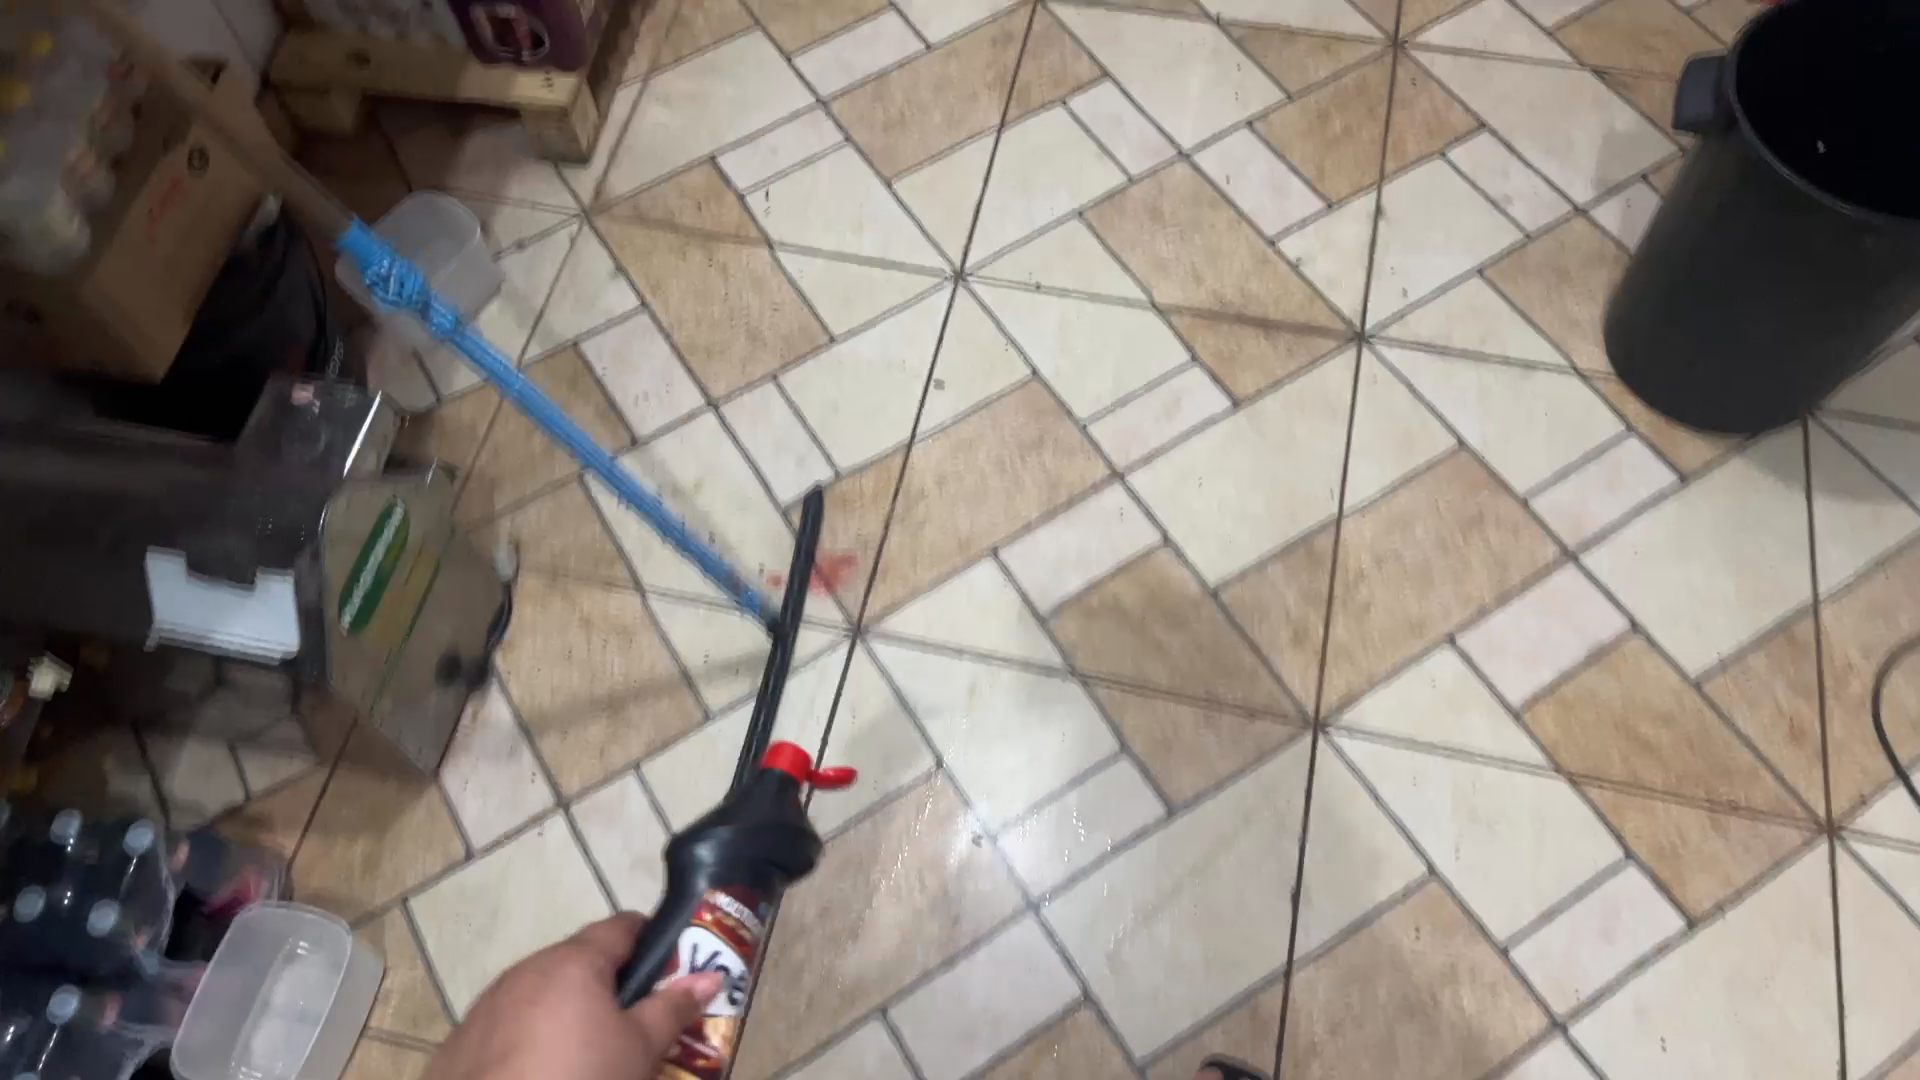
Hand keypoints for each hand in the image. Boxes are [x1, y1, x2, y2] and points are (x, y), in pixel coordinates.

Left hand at [424, 912, 723, 1079]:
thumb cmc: (578, 1079)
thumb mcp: (638, 1049)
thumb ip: (672, 1007)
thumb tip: (712, 975)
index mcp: (574, 961)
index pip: (623, 926)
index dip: (650, 942)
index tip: (669, 970)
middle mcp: (526, 970)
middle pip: (580, 960)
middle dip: (608, 983)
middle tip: (632, 1021)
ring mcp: (485, 1009)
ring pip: (539, 994)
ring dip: (564, 1011)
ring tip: (583, 1055)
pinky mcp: (454, 1049)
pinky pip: (504, 1030)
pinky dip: (524, 1042)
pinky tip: (536, 1076)